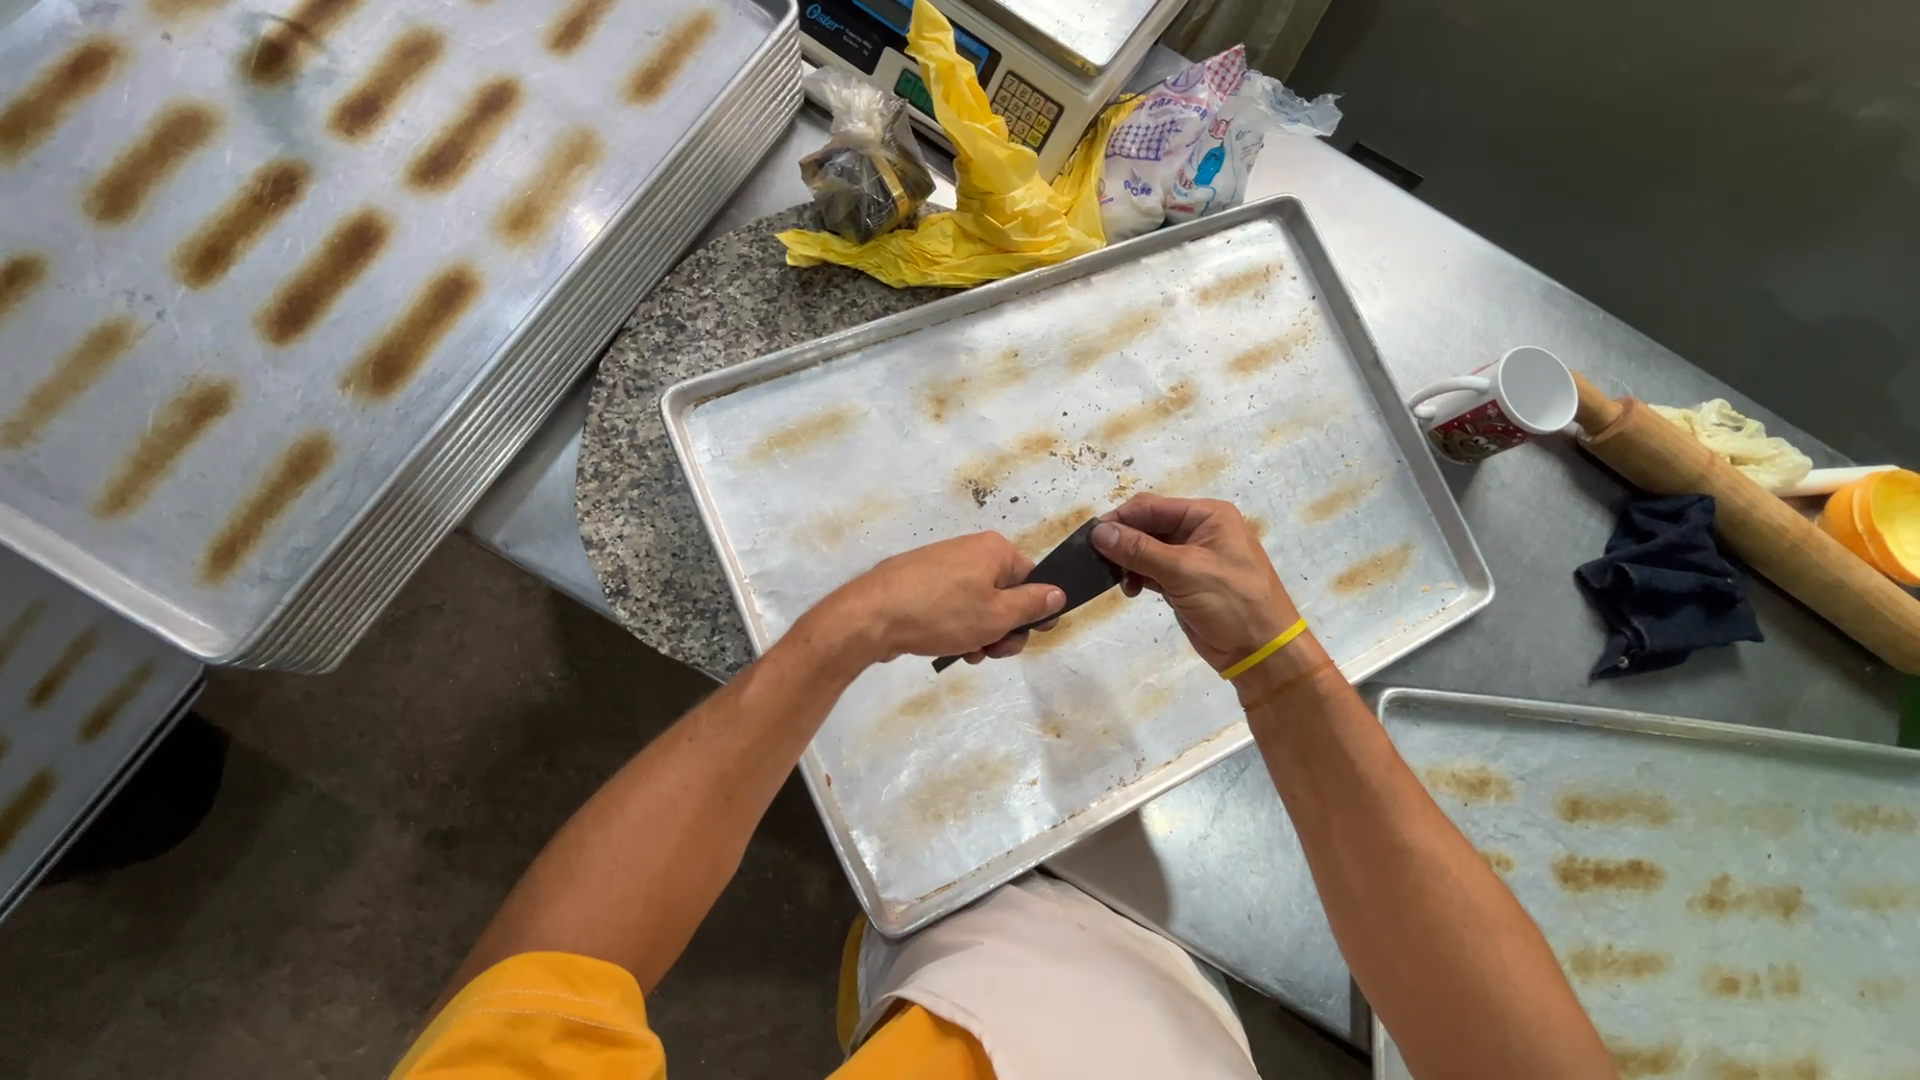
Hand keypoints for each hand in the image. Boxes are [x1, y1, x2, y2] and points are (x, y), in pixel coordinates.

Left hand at [820, 532, 1065, 664]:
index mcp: (995, 550)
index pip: (1033, 579)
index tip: (1026, 637)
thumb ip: (1032, 605)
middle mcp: (971, 551)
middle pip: (1006, 595)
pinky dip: (958, 628)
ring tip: (967, 653)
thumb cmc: (942, 612)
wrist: (873, 615)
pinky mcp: (922, 584)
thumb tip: (1058, 593)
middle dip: (1004, 629)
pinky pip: (954, 607)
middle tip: (992, 651)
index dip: (1034, 612)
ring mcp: (944, 567)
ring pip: (979, 606)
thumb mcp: (997, 614)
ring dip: (981, 634)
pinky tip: (950, 648)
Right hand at [1091, 494, 1302, 672]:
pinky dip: (1137, 577)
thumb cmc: (1231, 601)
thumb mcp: (1184, 571)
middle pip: (1147, 526)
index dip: (1121, 519)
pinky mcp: (1183, 582)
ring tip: (1119, 581)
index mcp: (1207, 515)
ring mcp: (1190, 557)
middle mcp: (1198, 530)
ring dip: (1128, 562)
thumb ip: (1139, 550)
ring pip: (1145, 549)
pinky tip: (1131, 590)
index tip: (1091, 538)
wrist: (1260, 650)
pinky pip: (1151, 570)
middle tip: (1097, 561)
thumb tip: (1098, 532)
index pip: (1151, 507)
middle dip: (1122, 542)